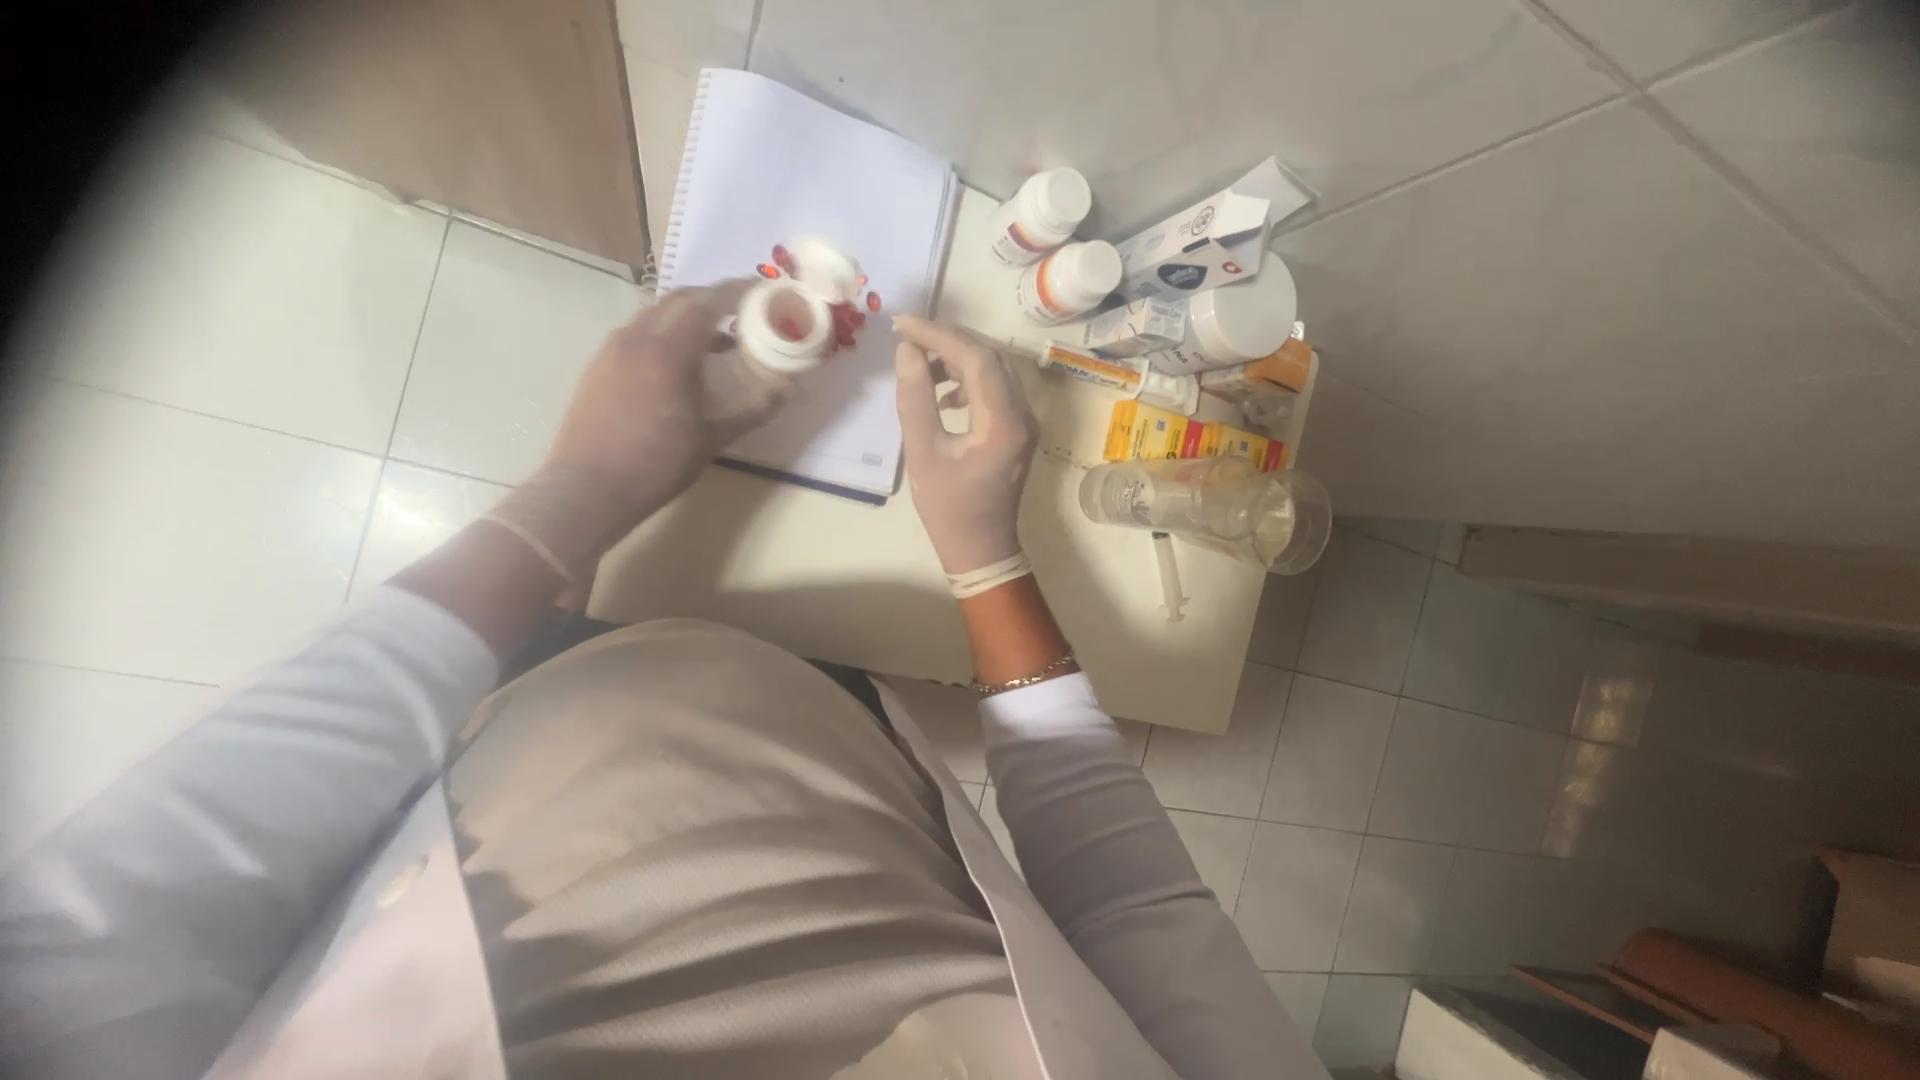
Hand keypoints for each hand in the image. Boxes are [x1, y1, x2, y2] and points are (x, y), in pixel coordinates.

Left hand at [538, 280, 753, 522]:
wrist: (589, 488)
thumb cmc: (657, 464)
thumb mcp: (714, 438)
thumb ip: (753, 408)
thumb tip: (788, 389)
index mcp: (668, 351)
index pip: (706, 302)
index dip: (735, 292)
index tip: (759, 290)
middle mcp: (636, 338)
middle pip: (678, 300)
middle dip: (711, 299)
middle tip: (740, 313)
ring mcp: (612, 350)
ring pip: (654, 315)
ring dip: (686, 318)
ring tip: (714, 342)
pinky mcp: (598, 366)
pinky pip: (637, 334)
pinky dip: (664, 335)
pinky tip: (677, 366)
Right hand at [892, 315, 1037, 574]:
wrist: (981, 547)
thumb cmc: (948, 507)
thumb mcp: (922, 453)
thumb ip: (915, 399)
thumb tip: (908, 351)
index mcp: (1003, 422)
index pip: (976, 358)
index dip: (939, 335)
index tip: (903, 325)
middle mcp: (1024, 415)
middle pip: (991, 356)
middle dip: (949, 340)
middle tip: (909, 336)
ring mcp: (1026, 421)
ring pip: (996, 369)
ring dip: (959, 357)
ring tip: (920, 364)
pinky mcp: (1019, 429)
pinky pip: (997, 388)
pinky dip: (969, 378)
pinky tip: (942, 394)